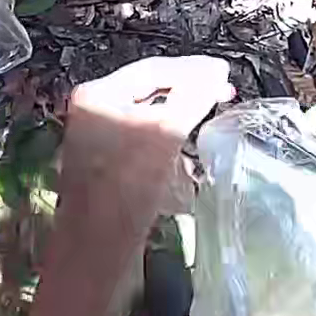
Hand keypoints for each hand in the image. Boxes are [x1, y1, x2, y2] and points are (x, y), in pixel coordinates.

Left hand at [59, 55, 235, 217]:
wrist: (97, 247)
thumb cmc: (125, 188)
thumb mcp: (165, 133)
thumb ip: (193, 96)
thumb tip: (216, 72)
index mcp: (97, 94)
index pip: (152, 68)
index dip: (192, 68)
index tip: (223, 72)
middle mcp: (92, 109)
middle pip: (150, 87)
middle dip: (188, 88)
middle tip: (222, 90)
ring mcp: (97, 135)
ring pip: (148, 111)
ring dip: (181, 108)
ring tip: (210, 107)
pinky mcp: (107, 159)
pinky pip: (143, 133)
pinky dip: (167, 130)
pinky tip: (186, 135)